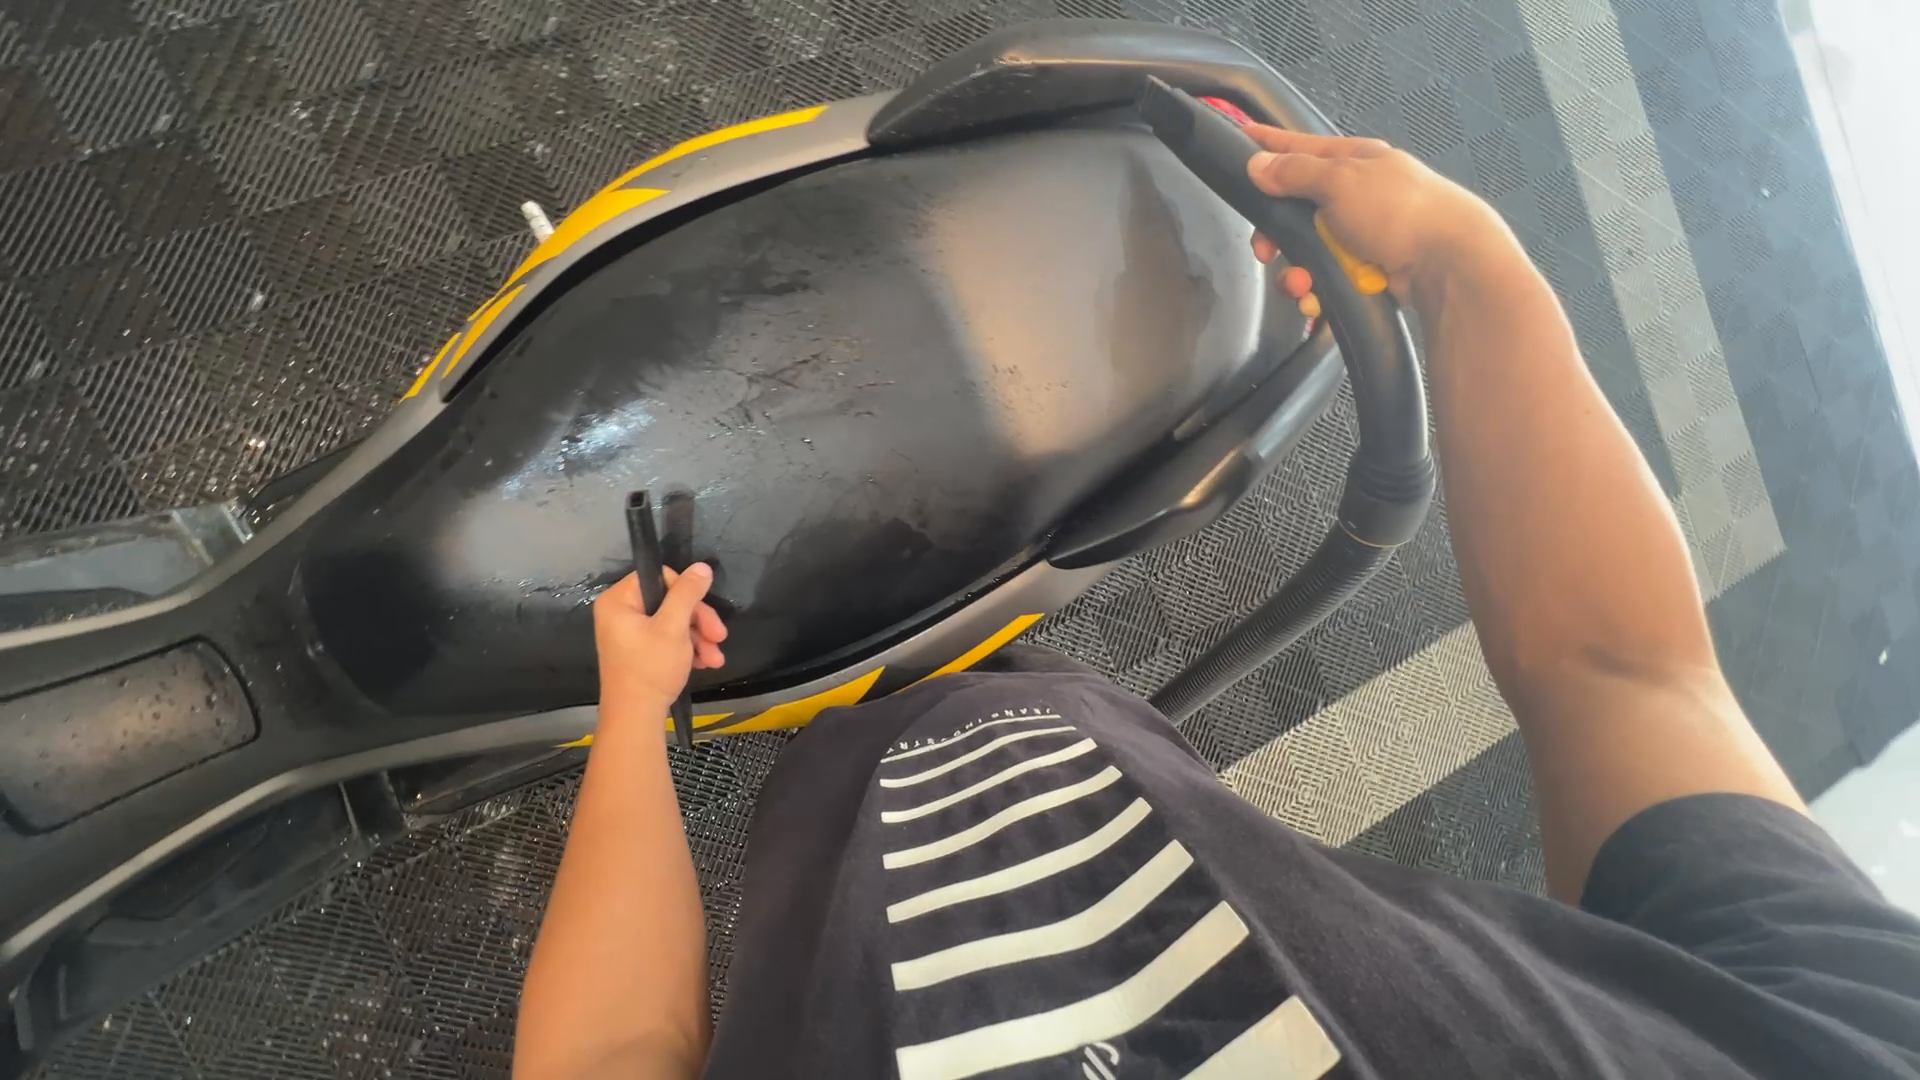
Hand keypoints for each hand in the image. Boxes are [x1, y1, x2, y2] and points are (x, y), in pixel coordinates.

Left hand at [593, 564, 727, 706]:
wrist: (636, 717)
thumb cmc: (650, 668)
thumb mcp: (673, 626)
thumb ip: (688, 593)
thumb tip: (702, 567)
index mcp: (619, 601)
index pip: (659, 577)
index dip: (685, 592)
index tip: (703, 612)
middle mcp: (621, 613)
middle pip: (671, 601)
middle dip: (699, 620)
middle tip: (719, 636)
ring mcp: (631, 633)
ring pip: (675, 621)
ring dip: (700, 637)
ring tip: (715, 657)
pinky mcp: (641, 650)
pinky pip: (669, 638)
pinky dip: (689, 648)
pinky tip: (705, 662)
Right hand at [1242, 125, 1512, 306]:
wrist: (1443, 262)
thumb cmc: (1397, 210)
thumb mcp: (1340, 181)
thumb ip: (1295, 173)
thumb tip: (1258, 164)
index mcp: (1351, 163)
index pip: (1299, 148)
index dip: (1269, 144)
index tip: (1241, 136)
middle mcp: (1352, 197)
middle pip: (1292, 213)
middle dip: (1275, 237)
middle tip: (1267, 251)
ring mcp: (1355, 236)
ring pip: (1302, 254)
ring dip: (1296, 273)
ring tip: (1305, 283)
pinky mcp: (1359, 270)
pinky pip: (1320, 280)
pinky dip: (1314, 292)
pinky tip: (1318, 297)